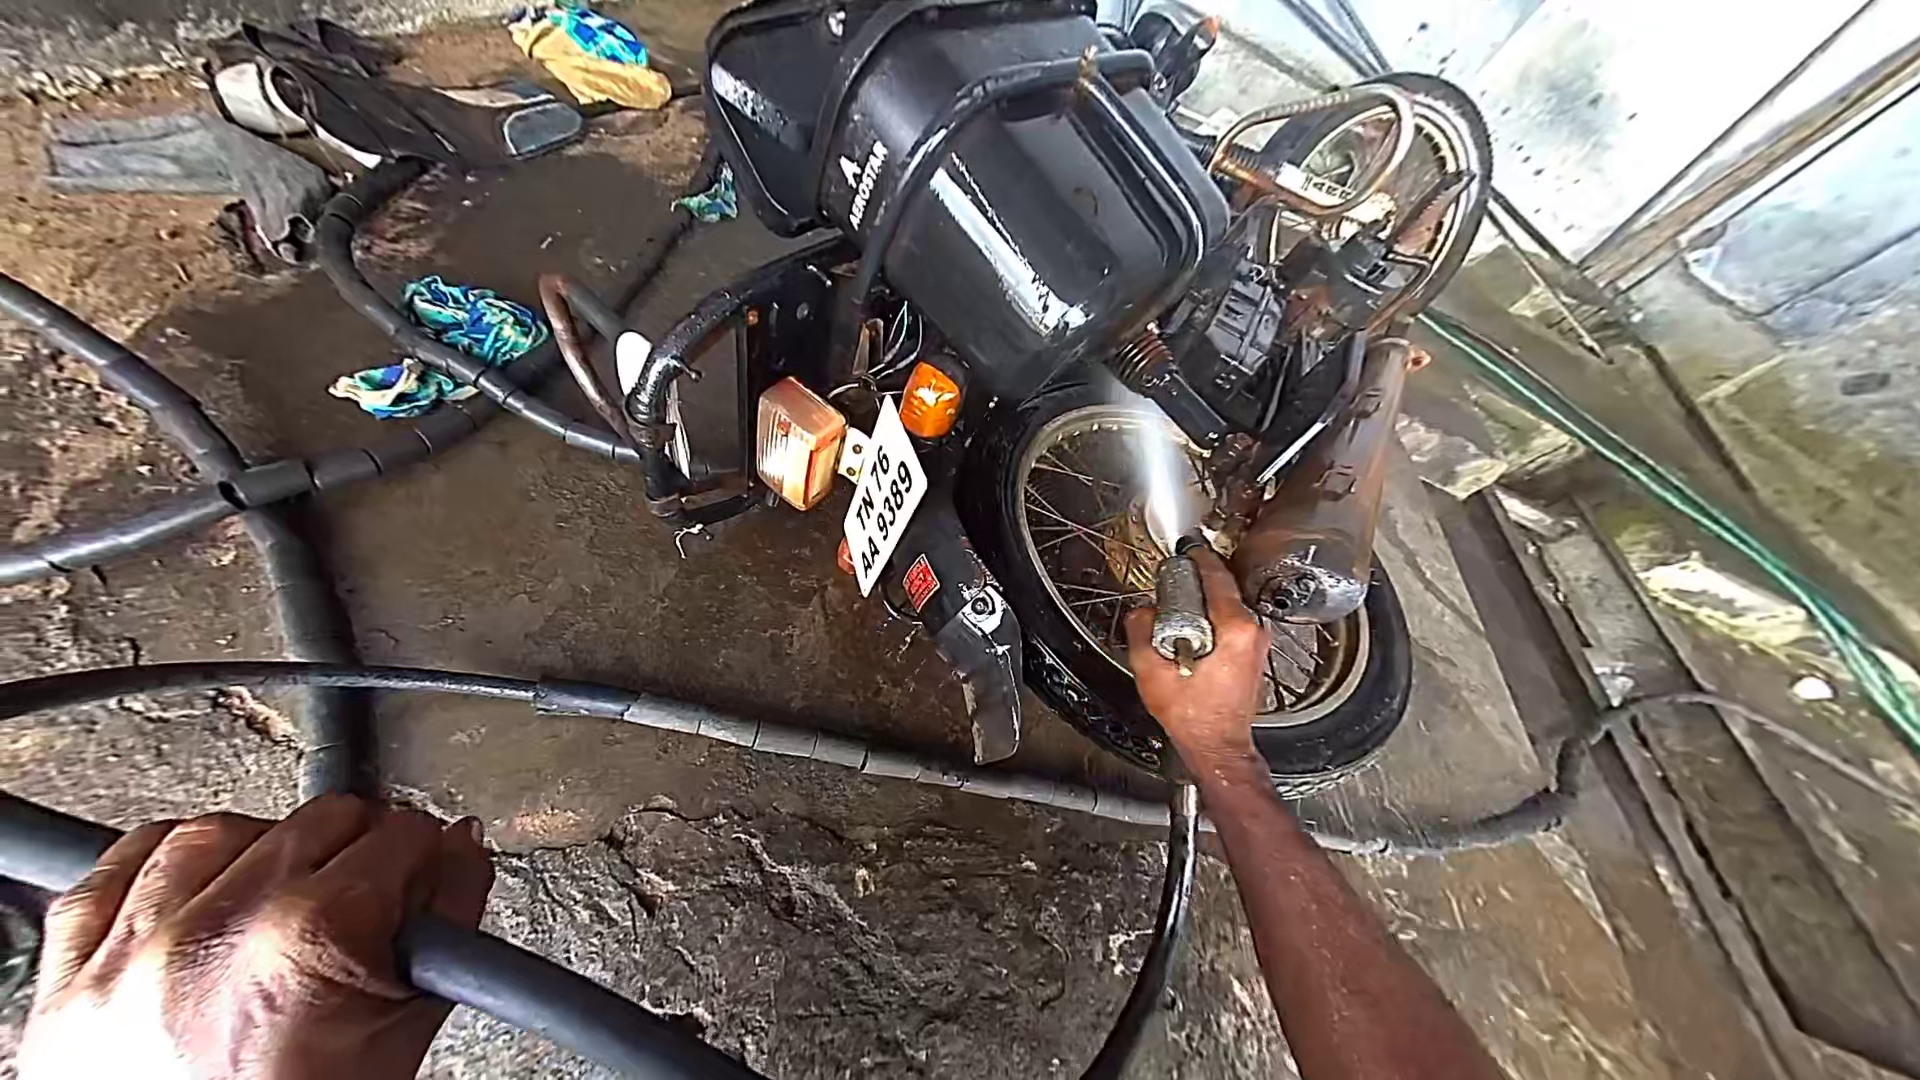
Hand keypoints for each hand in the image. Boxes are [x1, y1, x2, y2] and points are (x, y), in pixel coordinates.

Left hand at [20, 795, 492, 1079]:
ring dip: (267, 846)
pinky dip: (162, 863)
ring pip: (221, 830)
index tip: (422, 871)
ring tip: (288, 883)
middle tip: (369, 883)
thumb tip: (461, 843)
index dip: (426, 852)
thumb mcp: (414, 1008)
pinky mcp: (66, 979)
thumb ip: (456, 906)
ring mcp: (133, 951)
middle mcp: (221, 927)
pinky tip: (203, 880)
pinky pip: (107, 875)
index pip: (405, 831)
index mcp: (314, 931)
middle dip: (362, 842)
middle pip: (327, 816)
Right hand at [1124, 545, 1271, 779]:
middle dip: (1198, 578)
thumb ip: (1140, 632)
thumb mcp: (1151, 672)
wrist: (1216, 745)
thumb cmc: (1193, 716)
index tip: (1186, 548)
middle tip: (1172, 575)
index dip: (1199, 559)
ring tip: (1175, 599)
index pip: (1218, 579)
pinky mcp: (1252, 653)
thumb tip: (1140, 609)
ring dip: (1203, 596)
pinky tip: (1189, 621)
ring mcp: (1257, 643)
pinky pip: (1231, 619)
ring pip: (1228, 603)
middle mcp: (1253, 632)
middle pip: (1225, 588)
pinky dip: (1211, 612)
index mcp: (1235, 630)